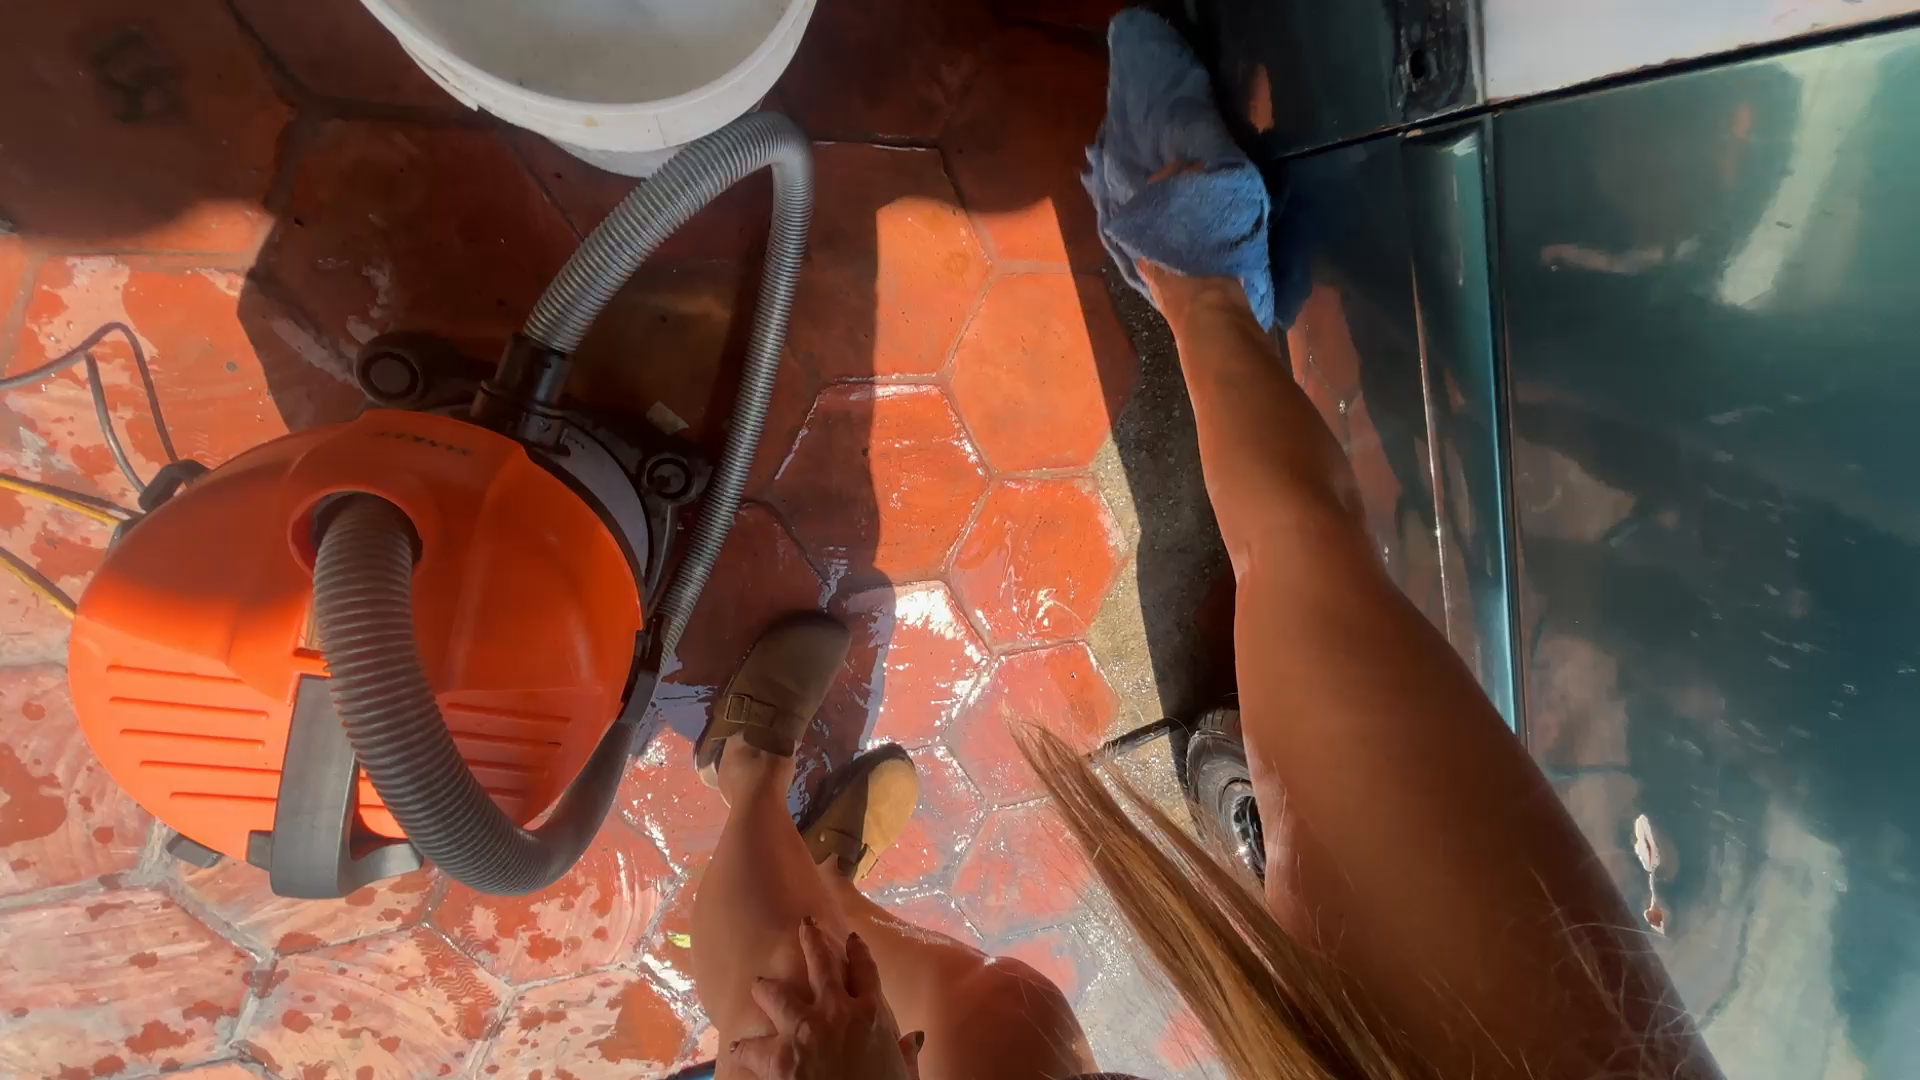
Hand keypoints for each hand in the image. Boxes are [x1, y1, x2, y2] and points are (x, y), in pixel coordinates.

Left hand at [730, 917, 923, 1079]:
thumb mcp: (904, 1075)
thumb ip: (907, 1053)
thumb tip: (916, 1038)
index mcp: (872, 1013)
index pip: (865, 969)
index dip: (858, 950)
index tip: (851, 938)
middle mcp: (838, 1011)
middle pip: (823, 964)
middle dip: (812, 940)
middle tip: (805, 925)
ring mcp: (806, 1031)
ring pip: (780, 995)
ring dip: (767, 988)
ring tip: (759, 984)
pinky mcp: (780, 1060)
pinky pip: (755, 1047)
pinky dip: (745, 1046)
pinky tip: (736, 1045)